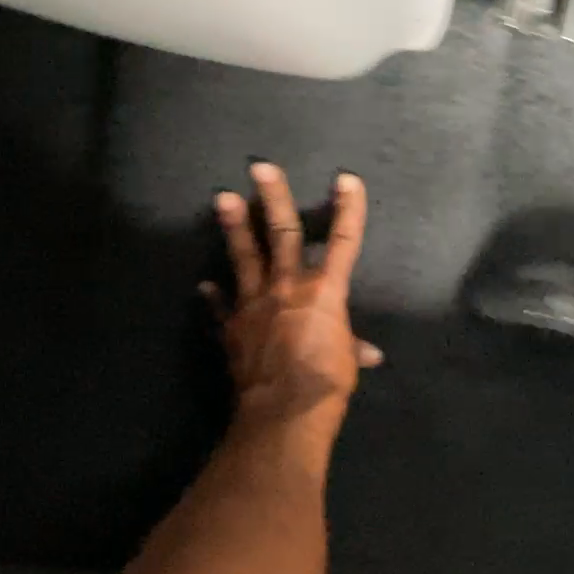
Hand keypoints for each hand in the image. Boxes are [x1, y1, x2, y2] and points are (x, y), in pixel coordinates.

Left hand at [202, 164, 380, 424]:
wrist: (284, 407)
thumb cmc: (327, 380)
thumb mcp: (348, 360)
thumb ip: (352, 346)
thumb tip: (368, 354)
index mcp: (325, 291)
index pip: (344, 242)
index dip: (348, 210)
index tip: (347, 180)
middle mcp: (288, 286)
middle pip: (282, 233)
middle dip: (273, 198)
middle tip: (260, 166)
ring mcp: (254, 303)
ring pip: (244, 256)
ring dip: (234, 226)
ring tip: (222, 196)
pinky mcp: (232, 325)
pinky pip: (221, 306)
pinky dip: (215, 296)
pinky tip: (205, 284)